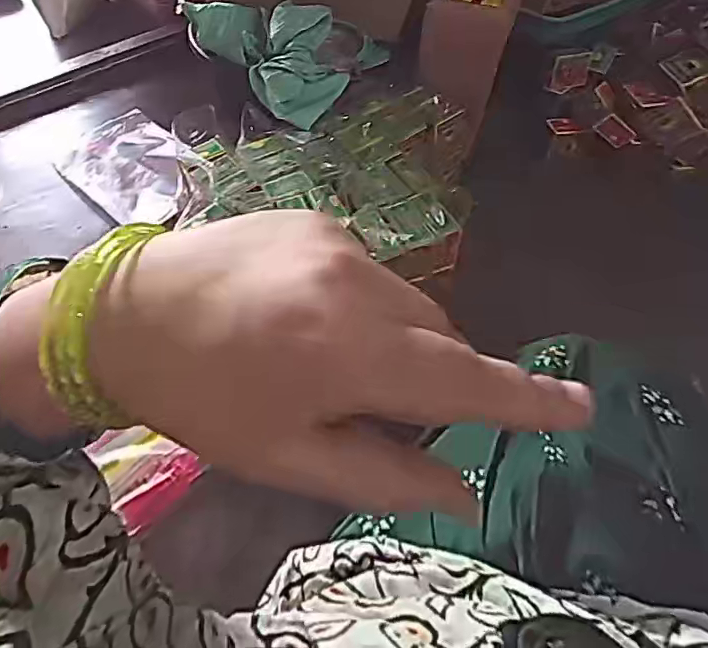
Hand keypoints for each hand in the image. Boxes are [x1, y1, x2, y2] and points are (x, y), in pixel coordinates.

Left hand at [82, 212, 592, 517]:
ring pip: (405, 300)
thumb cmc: (201, 395)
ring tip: (323, 356)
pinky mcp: (315, 217)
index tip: (580, 406)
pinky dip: (359, 300)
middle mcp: (355, 278)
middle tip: (375, 402)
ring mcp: (335, 237)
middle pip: (438, 334)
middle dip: (431, 374)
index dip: (526, 399)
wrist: (127, 308)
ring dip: (392, 335)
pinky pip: (366, 269)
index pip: (463, 379)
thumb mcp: (285, 456)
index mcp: (347, 347)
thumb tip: (462, 490)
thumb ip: (383, 473)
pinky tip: (302, 314)